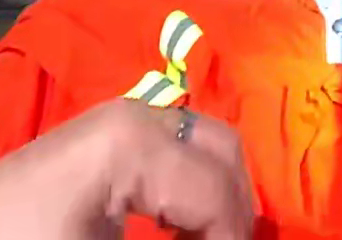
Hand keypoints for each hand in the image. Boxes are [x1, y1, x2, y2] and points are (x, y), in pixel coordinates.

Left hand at [0, 99, 253, 239]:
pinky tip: (177, 229)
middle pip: (223, 151)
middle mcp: (136, 113)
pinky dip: (189, 187)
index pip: (223, 194)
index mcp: (135, 141)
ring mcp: (121, 117)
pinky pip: (173, 149)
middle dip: (234, 210)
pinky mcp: (107, 135)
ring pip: (202, 144)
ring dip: (215, 196)